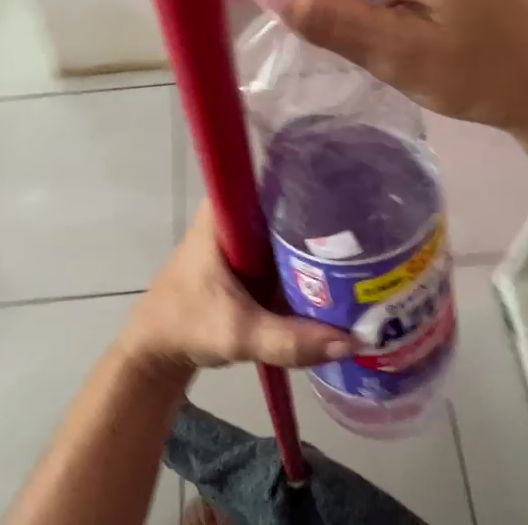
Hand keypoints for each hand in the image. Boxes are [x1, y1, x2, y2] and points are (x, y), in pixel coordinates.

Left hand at [119, 202, 352, 377]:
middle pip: (289, 203)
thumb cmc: (187, 327)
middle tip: (371, 229)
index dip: (312, 180)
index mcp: (225, 210)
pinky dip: (307, 265)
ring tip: (368, 251)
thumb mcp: (239, 334)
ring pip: (289, 231)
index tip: (351, 189)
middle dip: (325, 218)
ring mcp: (243, 238)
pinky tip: (341, 275)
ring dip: (319, 244)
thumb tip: (352, 341)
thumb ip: (291, 340)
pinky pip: (285, 254)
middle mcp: (236, 214)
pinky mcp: (248, 261)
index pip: (275, 176)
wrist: (155, 352)